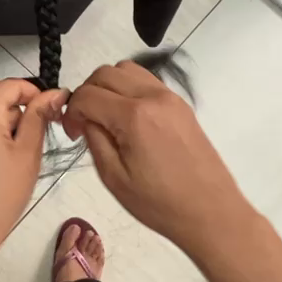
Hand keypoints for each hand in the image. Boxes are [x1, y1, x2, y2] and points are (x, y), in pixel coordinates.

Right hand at [62, 61, 256, 250]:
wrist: (210, 212)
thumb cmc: (158, 203)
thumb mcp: (113, 177)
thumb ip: (94, 139)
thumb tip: (85, 118)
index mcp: (134, 116)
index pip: (87, 94)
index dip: (71, 112)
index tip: (73, 135)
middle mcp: (152, 96)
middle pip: (104, 73)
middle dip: (87, 94)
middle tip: (85, 124)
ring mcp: (170, 97)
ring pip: (126, 69)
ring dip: (107, 87)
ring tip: (106, 117)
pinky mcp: (180, 103)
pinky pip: (145, 80)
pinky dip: (128, 88)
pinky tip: (127, 117)